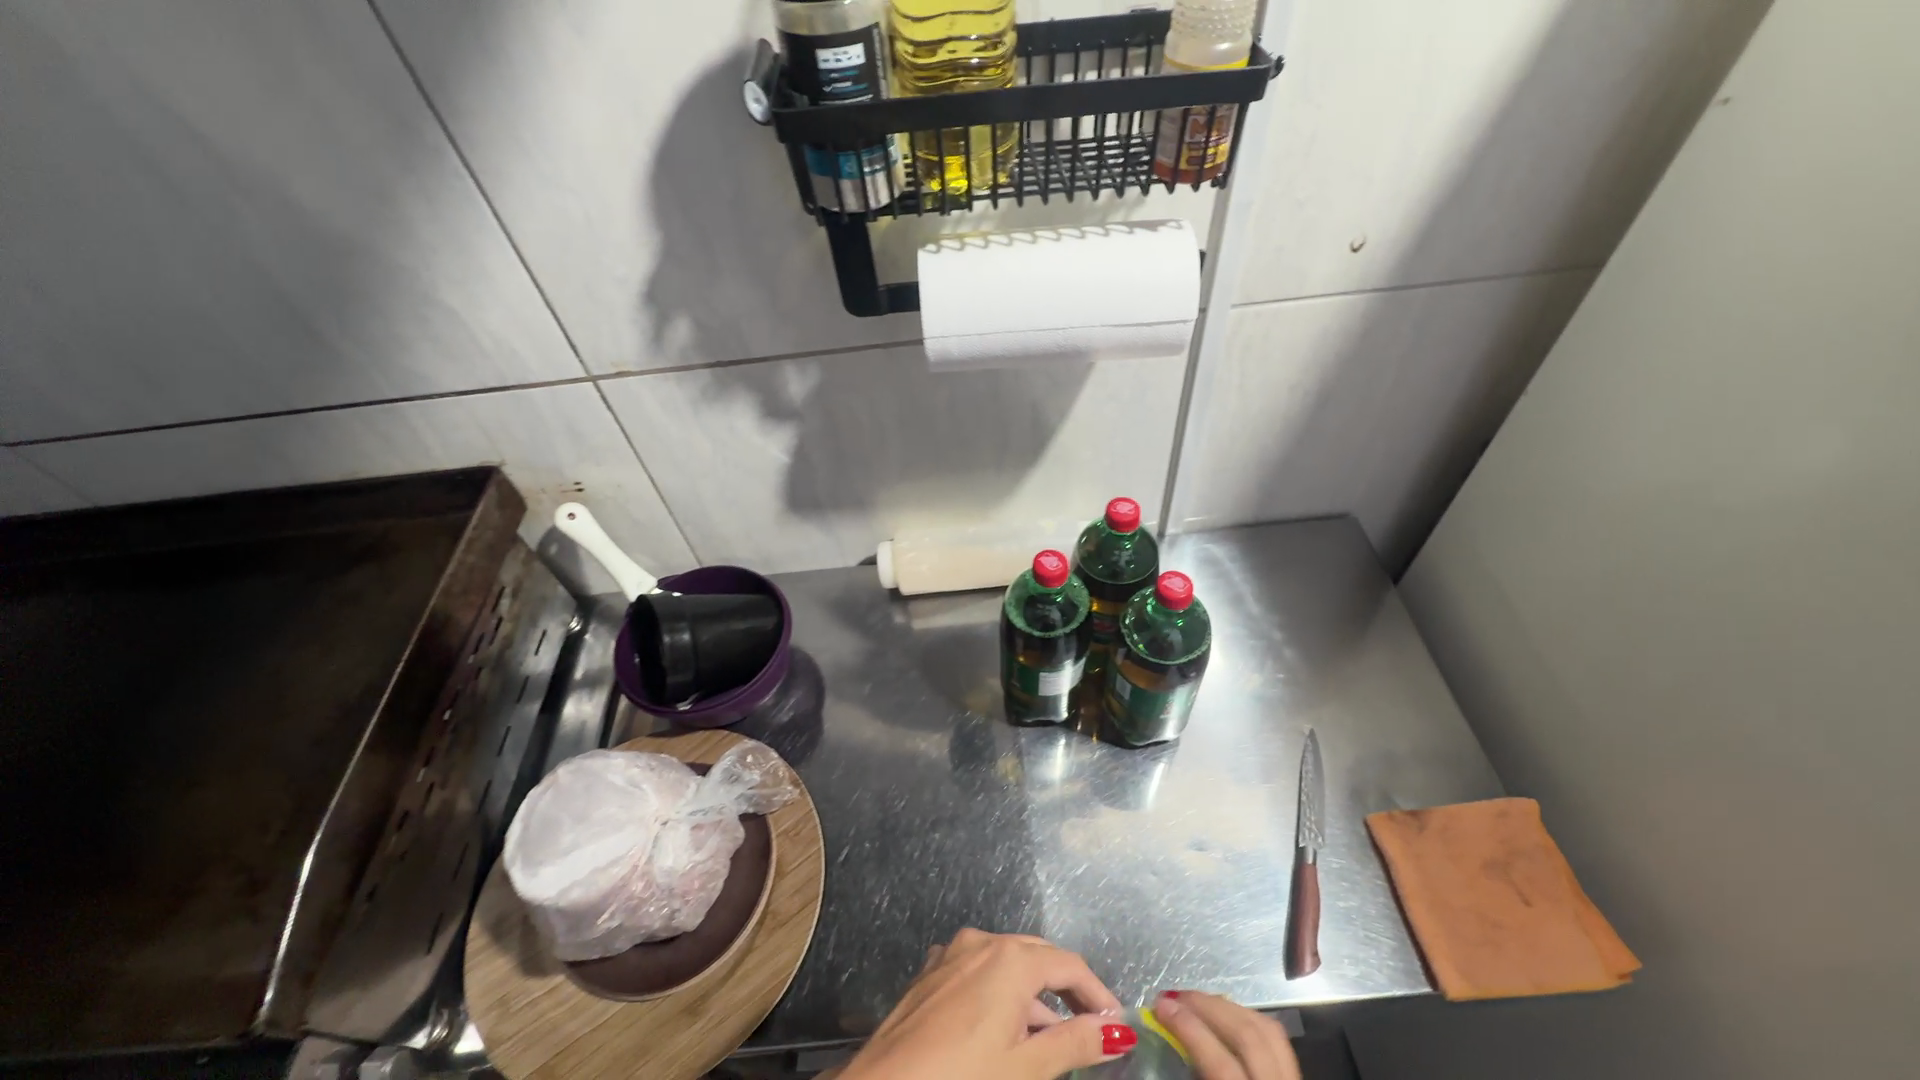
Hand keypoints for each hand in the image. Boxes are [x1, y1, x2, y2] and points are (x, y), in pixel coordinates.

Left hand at [839, 929, 1135, 1079]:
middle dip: (1067, 991)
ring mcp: (951, 954)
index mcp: (1010, 958)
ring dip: (1033, 997)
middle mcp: (981, 943)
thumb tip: (1117, 1031)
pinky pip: (978, 972)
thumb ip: (1076, 1043)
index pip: (1069, 965)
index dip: (1098, 994)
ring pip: (1007, 965)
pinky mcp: (930, 973)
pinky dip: (1000, 994)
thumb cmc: (962, 1076)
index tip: (1117, 1025)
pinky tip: (1004, 1029)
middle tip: (1092, 1028)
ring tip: (1049, 1038)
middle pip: (1039, 957)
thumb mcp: (1027, 1066)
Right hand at [1151, 991, 1300, 1079]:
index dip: (1187, 1029)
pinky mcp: (1298, 1075)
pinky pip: (1277, 1038)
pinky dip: (1250, 1018)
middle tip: (1174, 995)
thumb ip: (1190, 1074)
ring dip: (1229, 1007)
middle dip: (1207, 1006)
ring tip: (1197, 1000)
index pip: (1219, 1062)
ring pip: (1268, 1028)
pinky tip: (1228, 1015)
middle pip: (1247, 1034)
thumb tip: (1164, 1033)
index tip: (1160, 1005)